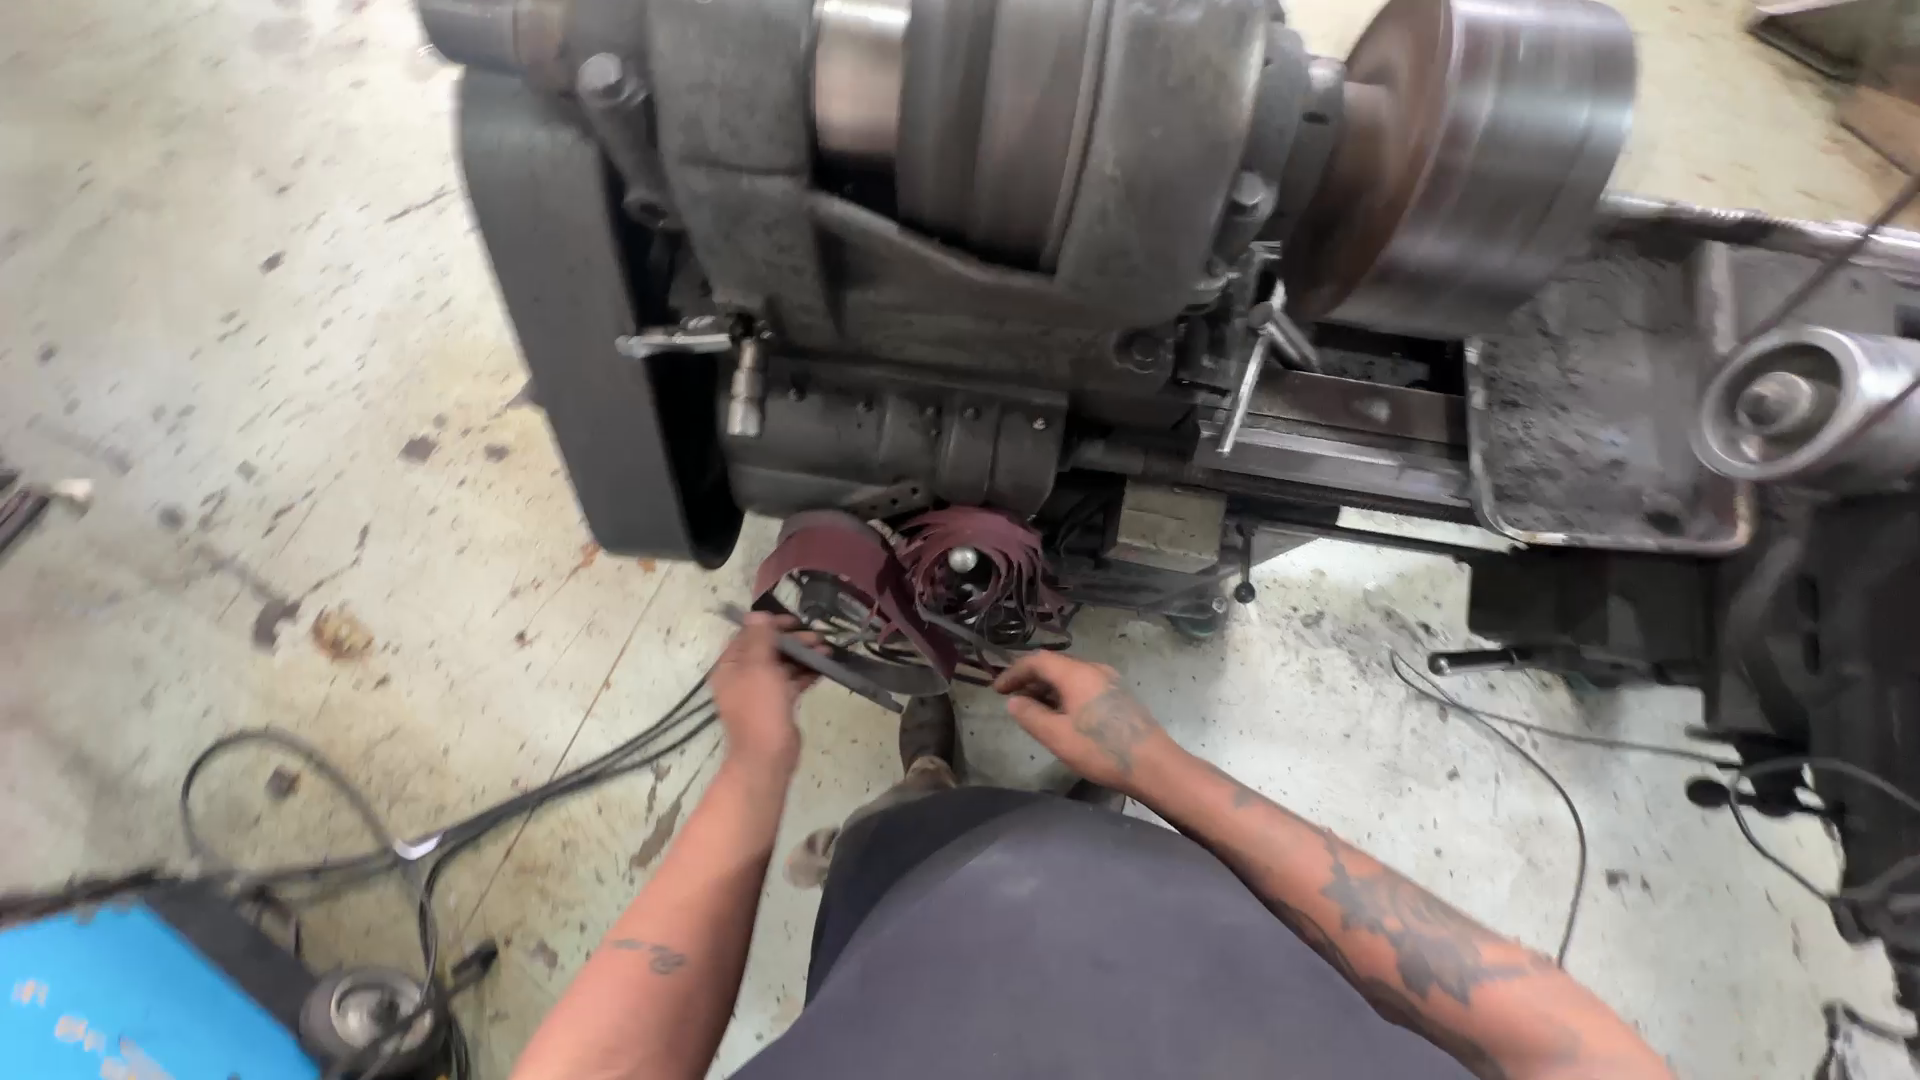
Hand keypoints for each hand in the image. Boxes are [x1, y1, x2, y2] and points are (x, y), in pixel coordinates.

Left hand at [710, 613, 819, 776]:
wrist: (767, 754)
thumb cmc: (760, 707)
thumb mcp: (758, 666)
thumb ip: (758, 638)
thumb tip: (756, 614)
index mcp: (731, 666)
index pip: (749, 636)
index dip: (772, 625)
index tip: (796, 622)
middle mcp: (743, 676)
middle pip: (768, 650)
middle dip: (793, 641)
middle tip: (818, 637)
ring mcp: (760, 691)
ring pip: (782, 665)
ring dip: (803, 656)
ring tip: (827, 651)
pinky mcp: (777, 704)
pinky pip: (791, 682)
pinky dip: (805, 673)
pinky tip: (823, 668)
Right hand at [991, 652, 1178, 794]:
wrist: (1154, 765)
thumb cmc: (1100, 750)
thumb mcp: (1057, 736)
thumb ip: (1030, 715)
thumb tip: (1014, 701)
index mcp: (1076, 673)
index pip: (1037, 661)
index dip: (1014, 672)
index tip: (996, 689)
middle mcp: (1094, 669)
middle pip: (1054, 665)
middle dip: (1029, 679)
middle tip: (1011, 697)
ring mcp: (1109, 681)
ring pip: (1069, 676)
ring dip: (1047, 688)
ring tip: (1032, 708)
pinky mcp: (1119, 696)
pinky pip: (1083, 686)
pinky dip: (1064, 694)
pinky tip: (1060, 714)